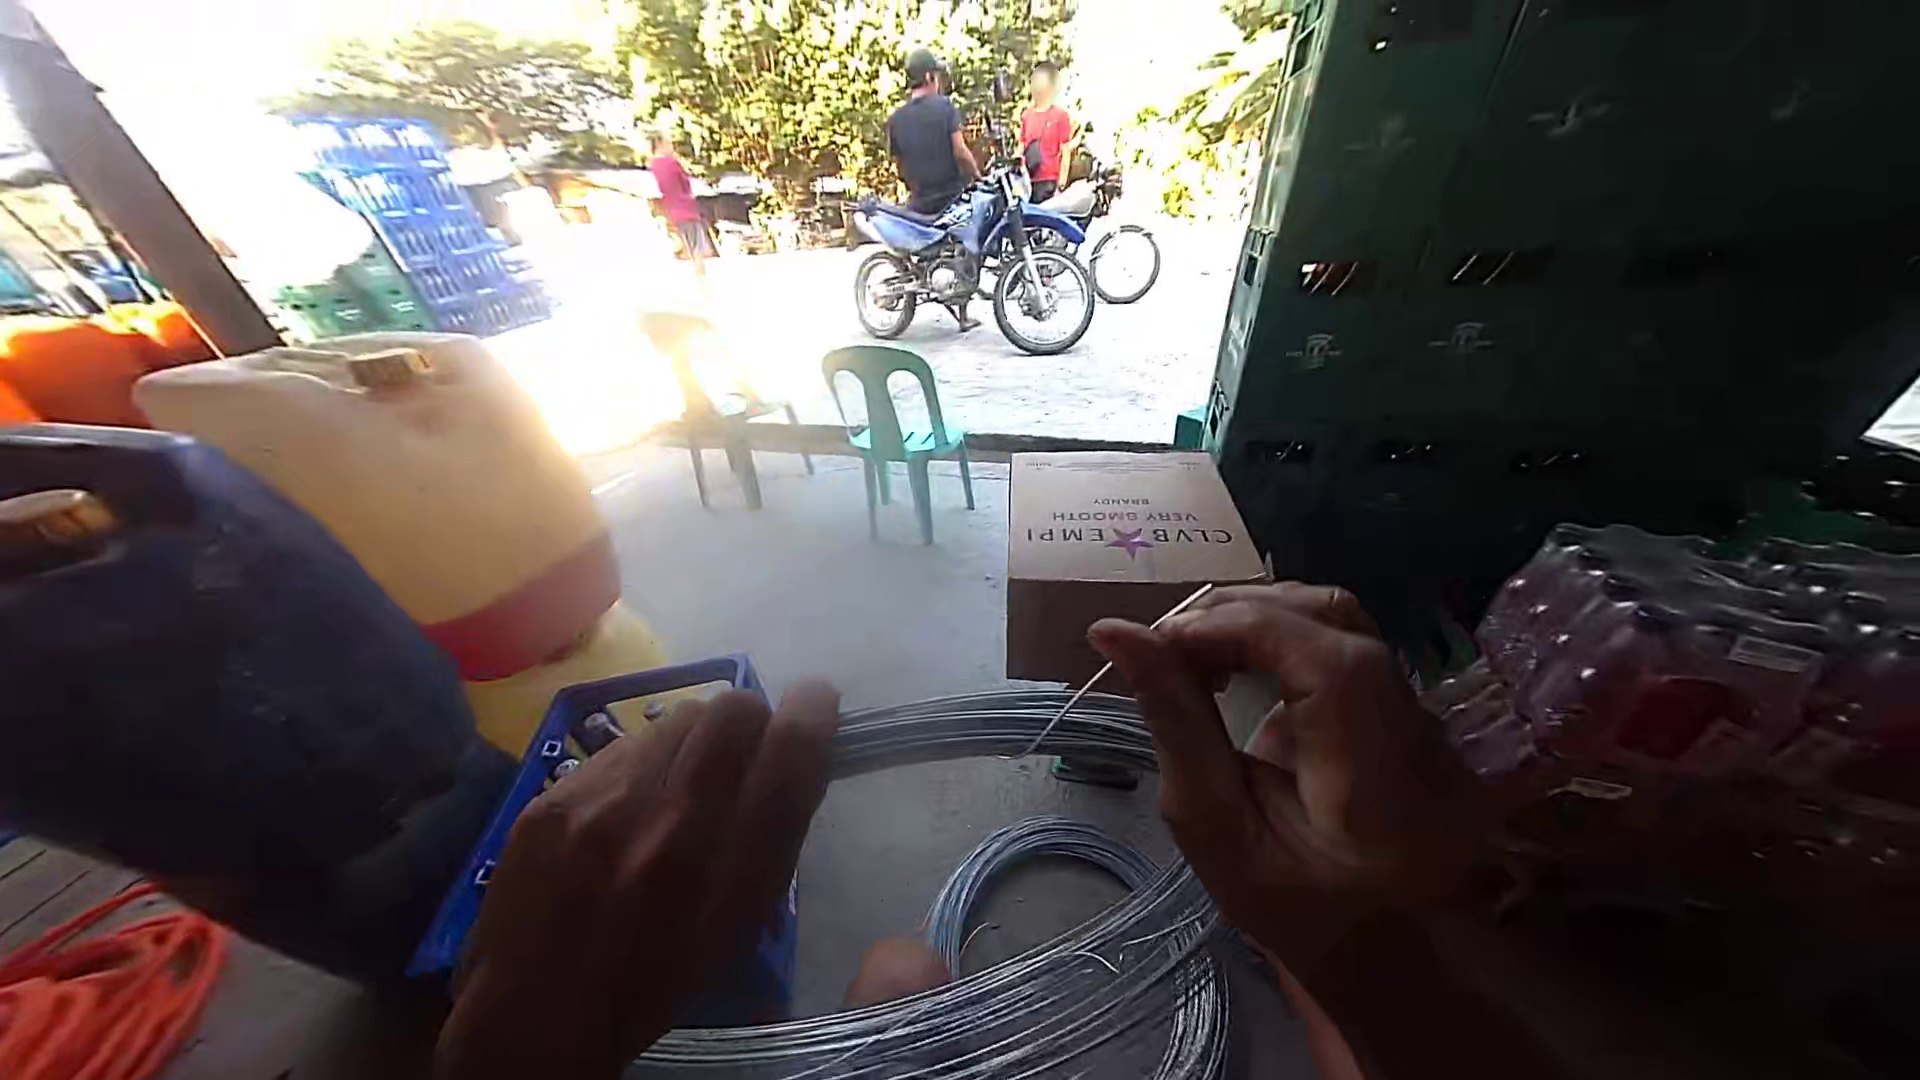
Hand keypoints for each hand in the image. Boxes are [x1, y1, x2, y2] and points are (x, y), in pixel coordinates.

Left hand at [435, 683, 841, 1079]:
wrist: (528, 1022)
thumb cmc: (659, 977)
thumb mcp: (744, 918)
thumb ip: (779, 829)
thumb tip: (802, 751)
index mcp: (729, 867)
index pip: (791, 747)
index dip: (813, 709)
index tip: (817, 702)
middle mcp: (670, 823)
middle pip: (735, 708)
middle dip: (752, 720)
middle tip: (742, 752)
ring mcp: (604, 803)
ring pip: (683, 715)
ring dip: (700, 736)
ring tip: (683, 779)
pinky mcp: (556, 797)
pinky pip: (631, 742)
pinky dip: (651, 758)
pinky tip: (631, 802)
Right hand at [1089, 584, 1478, 984]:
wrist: (1358, 928)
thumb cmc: (1274, 895)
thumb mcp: (1203, 817)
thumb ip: (1169, 715)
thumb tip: (1112, 630)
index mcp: (1384, 803)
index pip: (1336, 669)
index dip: (1245, 629)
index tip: (1164, 639)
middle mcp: (1429, 748)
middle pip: (1336, 623)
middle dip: (1237, 615)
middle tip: (1167, 643)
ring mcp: (1431, 719)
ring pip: (1337, 614)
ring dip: (1251, 612)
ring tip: (1194, 645)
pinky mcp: (1409, 701)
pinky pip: (1336, 631)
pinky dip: (1271, 624)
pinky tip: (1232, 651)